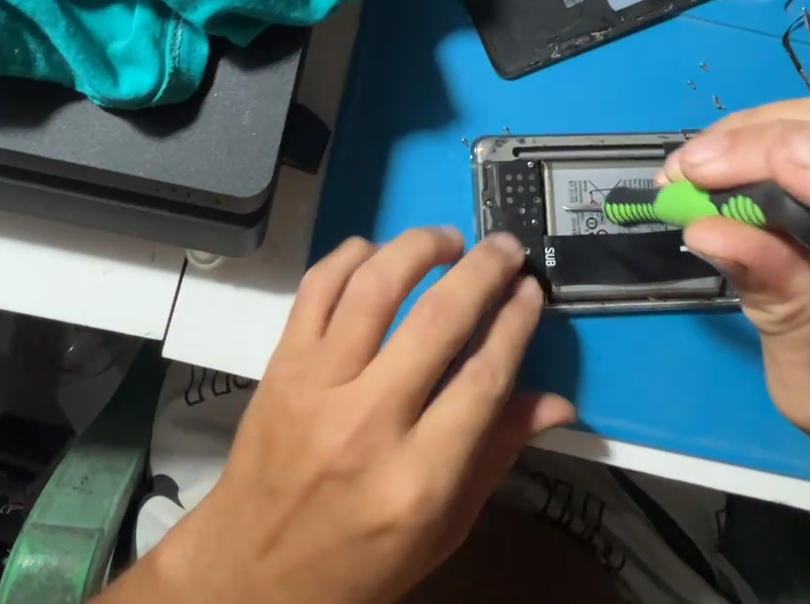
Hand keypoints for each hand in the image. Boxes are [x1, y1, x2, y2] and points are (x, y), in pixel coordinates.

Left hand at [137, 230, 575, 603]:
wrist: (251, 570)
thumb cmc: (359, 561)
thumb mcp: (442, 529)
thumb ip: (496, 455)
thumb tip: (557, 402)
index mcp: (417, 478)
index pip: (483, 379)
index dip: (515, 324)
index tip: (531, 290)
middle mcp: (367, 422)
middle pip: (437, 321)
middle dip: (481, 272)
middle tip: (503, 247)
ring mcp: (317, 386)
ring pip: (373, 289)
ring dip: (416, 249)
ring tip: (446, 239)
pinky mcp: (281, 365)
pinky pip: (315, 289)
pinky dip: (348, 256)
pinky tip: (376, 251)